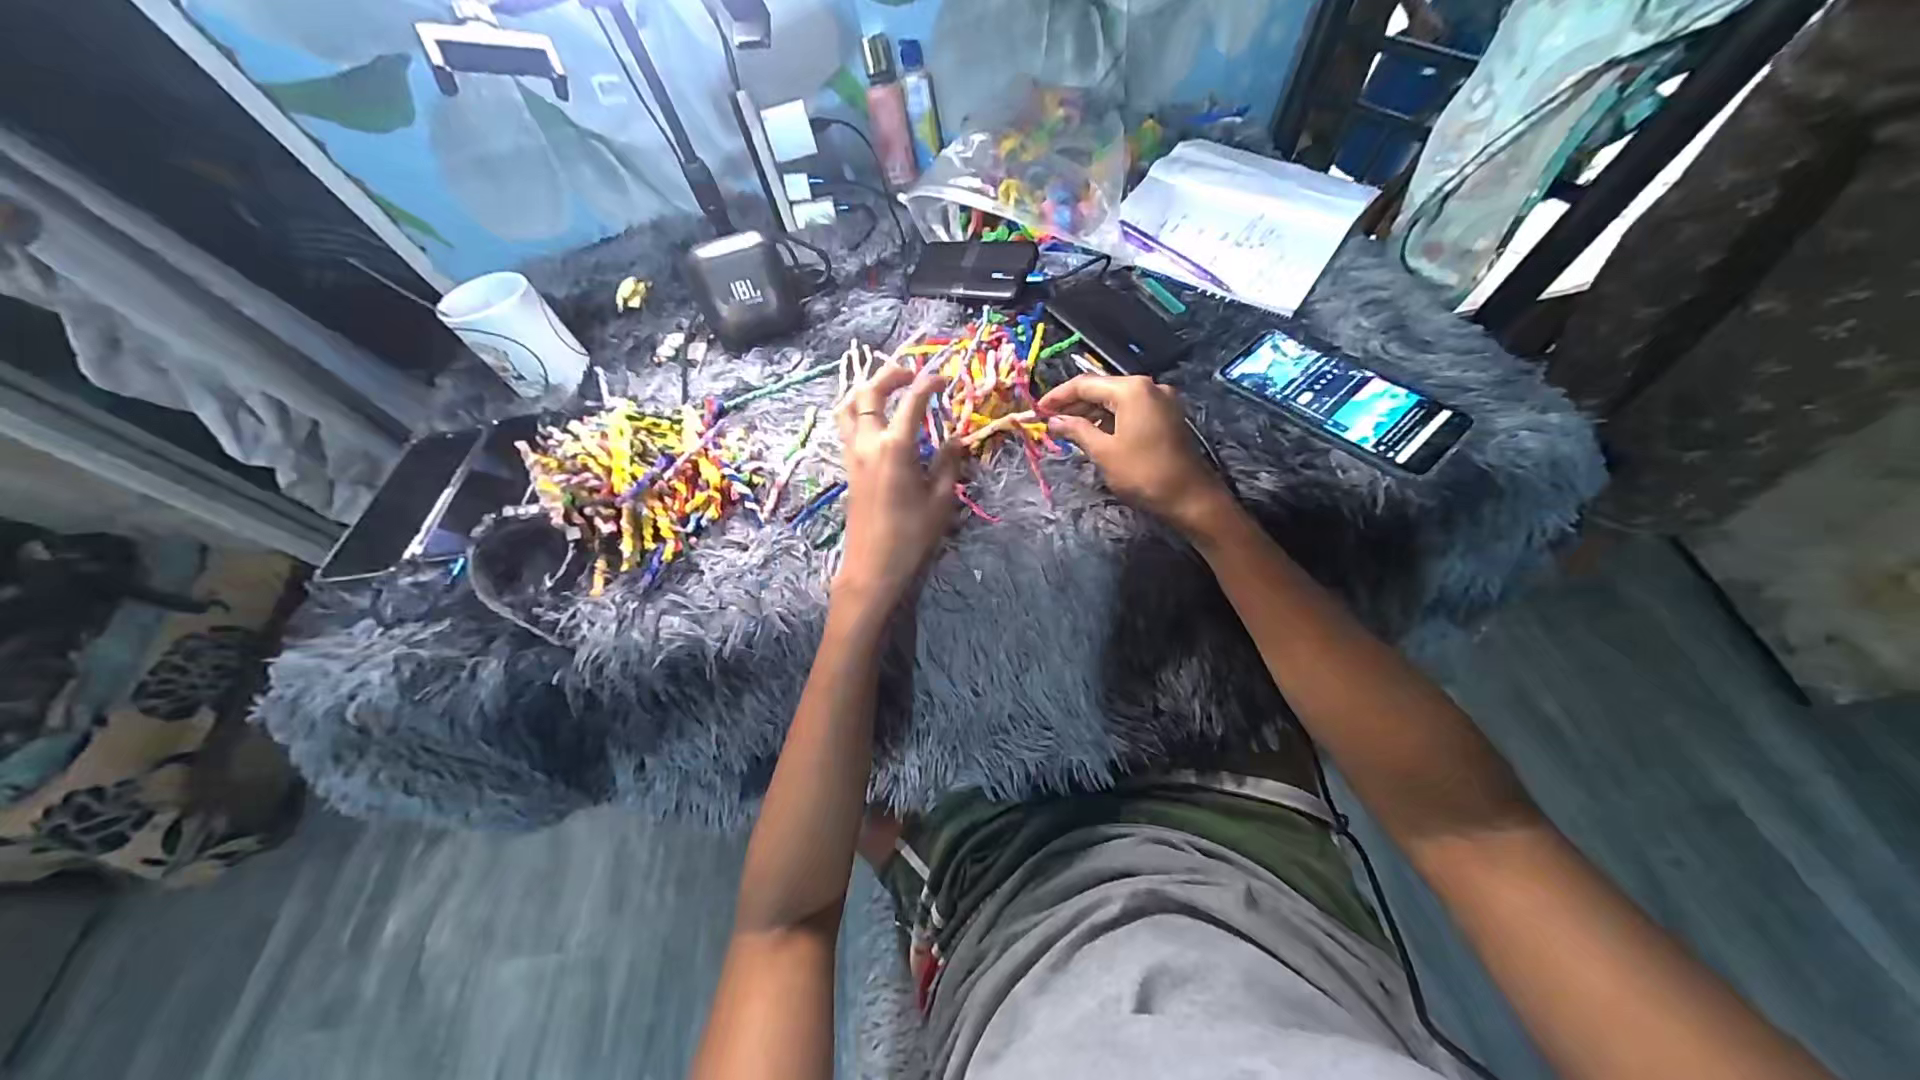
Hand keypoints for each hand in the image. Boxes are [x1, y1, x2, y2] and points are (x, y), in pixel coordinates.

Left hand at [831, 363, 964, 617]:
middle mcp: (868, 443)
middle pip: (869, 393)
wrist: (872, 566)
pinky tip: (877, 420)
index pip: (912, 402)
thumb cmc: (911, 536)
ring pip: (848, 407)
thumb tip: (957, 439)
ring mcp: (853, 454)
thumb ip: (950, 463)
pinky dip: (858, 411)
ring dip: (866, 390)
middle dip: (890, 375)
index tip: (945, 378)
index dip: (930, 384)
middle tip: (912, 374)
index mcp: (895, 447)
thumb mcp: (942, 499)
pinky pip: (846, 426)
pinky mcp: (848, 467)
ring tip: (888, 390)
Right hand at [1038, 374, 1235, 536]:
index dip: (1058, 396)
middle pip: (1102, 389)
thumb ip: (1076, 430)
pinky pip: (1131, 410)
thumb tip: (1053, 421)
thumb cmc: (1143, 473)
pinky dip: (1110, 419)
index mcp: (1131, 389)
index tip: (1037, 410)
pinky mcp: (1167, 417)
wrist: (1191, 498)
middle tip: (1049, 421)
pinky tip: (1093, 433)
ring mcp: (1161, 401)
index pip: (1085, 383)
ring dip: (1091, 413)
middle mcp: (1148, 386)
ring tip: (1066, 430)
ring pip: (1116, 400)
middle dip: (1074, 404)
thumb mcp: (1103, 452)